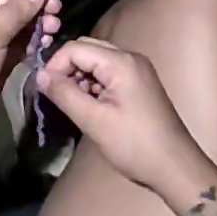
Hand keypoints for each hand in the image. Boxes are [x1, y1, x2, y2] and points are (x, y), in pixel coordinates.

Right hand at [35, 37, 211, 199]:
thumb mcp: (94, 121)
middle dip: (67, 68)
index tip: (45, 90)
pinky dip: (94, 82)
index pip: (75, 48)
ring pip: (96, 59)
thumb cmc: (134, 145)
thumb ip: (64, 94)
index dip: (55, 65)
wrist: (176, 168)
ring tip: (74, 103)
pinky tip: (91, 104)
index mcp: (120, 62)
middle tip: (57, 95)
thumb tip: (39, 76)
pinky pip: (109, 71)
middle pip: (86, 48)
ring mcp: (137, 68)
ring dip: (80, 75)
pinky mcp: (140, 81)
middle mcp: (130, 57)